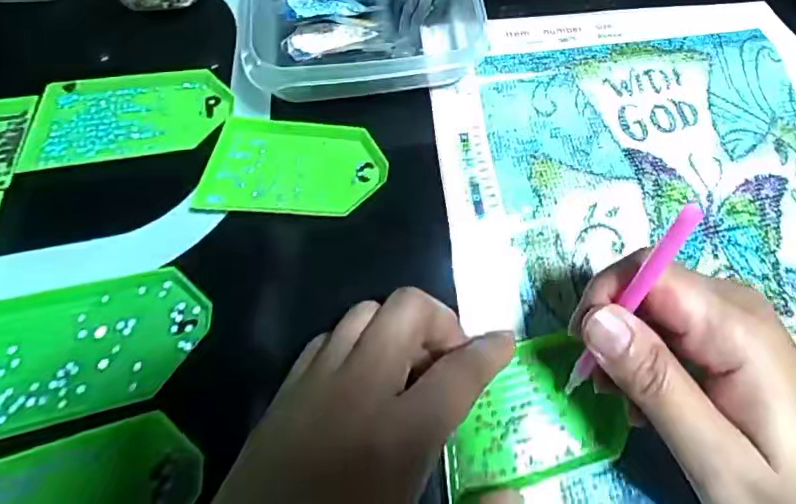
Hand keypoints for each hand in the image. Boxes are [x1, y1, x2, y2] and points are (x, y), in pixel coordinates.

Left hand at [213, 288, 514, 503]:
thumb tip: (513, 491)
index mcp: (396, 434)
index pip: (460, 370)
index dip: (490, 351)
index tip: (506, 342)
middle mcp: (357, 391)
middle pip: (410, 310)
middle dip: (440, 323)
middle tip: (446, 363)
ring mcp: (314, 384)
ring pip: (368, 312)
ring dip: (396, 328)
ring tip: (404, 368)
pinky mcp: (282, 393)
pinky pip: (330, 336)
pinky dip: (356, 342)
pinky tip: (358, 380)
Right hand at [569, 253, 795, 503]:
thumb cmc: (787, 492)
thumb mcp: (715, 454)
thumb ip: (655, 381)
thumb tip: (597, 318)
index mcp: (733, 321)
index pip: (651, 269)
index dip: (607, 296)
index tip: (581, 354)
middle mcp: (733, 300)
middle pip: (651, 282)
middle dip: (612, 323)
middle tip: (595, 387)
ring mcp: (735, 315)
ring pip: (658, 304)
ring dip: (628, 344)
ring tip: (626, 404)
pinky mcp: (733, 334)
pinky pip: (677, 324)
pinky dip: (651, 356)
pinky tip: (652, 402)